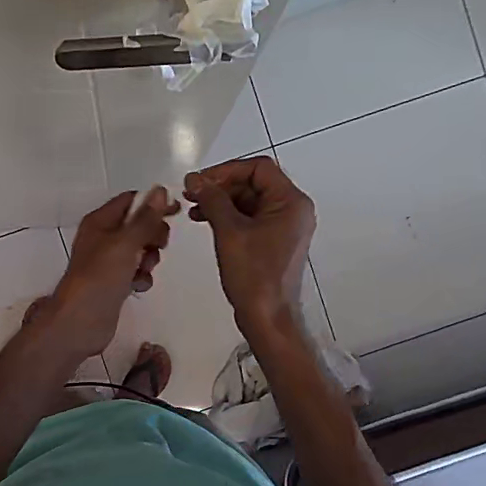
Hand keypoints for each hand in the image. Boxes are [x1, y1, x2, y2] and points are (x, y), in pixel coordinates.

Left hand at [37, 188, 176, 360]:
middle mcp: (103, 238)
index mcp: (101, 222)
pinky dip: (142, 277)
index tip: (175, 212)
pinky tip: (137, 286)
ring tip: (144, 269)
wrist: (80, 323)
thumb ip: (145, 219)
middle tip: (157, 245)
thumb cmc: (98, 280)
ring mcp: (108, 262)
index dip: (153, 204)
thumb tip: (160, 192)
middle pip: (139, 225)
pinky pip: (137, 272)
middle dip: (153, 234)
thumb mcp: (125, 244)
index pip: (132, 201)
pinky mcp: (114, 282)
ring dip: (149, 257)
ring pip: (140, 250)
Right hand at [183, 157, 315, 334]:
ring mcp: (285, 226)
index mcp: (291, 202)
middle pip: (254, 183)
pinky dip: (229, 216)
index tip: (200, 181)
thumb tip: (196, 180)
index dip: (226, 170)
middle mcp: (293, 210)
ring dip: (221, 201)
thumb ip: (213, 199)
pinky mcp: (275, 241)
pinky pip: (251, 218)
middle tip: (192, 193)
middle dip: (221, 186)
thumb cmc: (254, 277)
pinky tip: (206, 220)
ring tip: (194, 208)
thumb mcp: (229, 231)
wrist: (267, 318)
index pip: (258, 168)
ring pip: (250, 201)